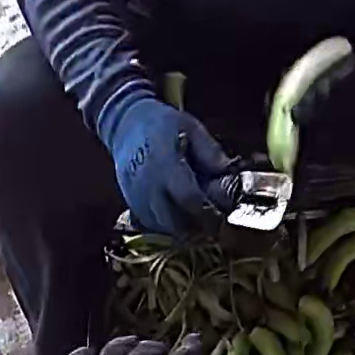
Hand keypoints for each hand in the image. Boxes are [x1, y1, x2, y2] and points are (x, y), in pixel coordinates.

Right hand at [102, 97, 235, 236]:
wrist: (125, 124)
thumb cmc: (163, 125)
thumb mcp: (191, 128)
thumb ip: (210, 152)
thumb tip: (229, 174)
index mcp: (164, 163)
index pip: (188, 199)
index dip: (207, 213)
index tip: (220, 217)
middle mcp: (147, 185)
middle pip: (174, 223)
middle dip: (195, 228)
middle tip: (209, 224)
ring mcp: (136, 198)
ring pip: (163, 229)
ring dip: (182, 230)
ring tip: (194, 219)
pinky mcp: (131, 206)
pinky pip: (152, 226)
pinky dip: (167, 226)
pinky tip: (178, 215)